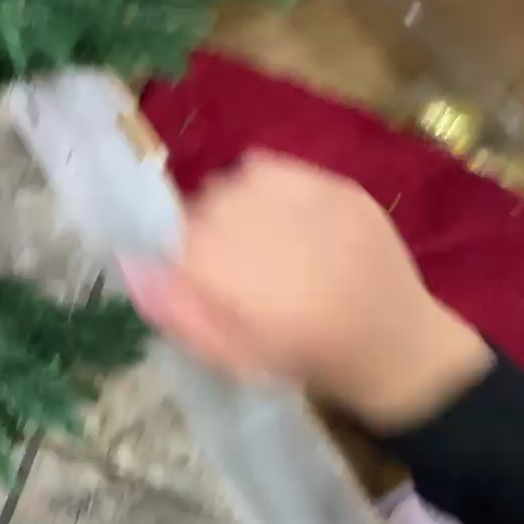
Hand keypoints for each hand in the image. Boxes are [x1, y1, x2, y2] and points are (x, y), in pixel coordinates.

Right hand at [120, 150, 493, 430]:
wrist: (394, 345)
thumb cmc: (297, 355)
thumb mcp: (226, 352)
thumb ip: (175, 309)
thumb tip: (129, 264)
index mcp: (241, 276)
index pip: (176, 240)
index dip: (181, 259)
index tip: (200, 280)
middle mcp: (269, 228)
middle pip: (201, 208)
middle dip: (204, 232)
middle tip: (227, 264)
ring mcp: (306, 202)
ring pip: (231, 184)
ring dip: (229, 207)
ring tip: (252, 237)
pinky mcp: (335, 187)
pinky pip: (270, 168)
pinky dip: (260, 185)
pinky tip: (274, 214)